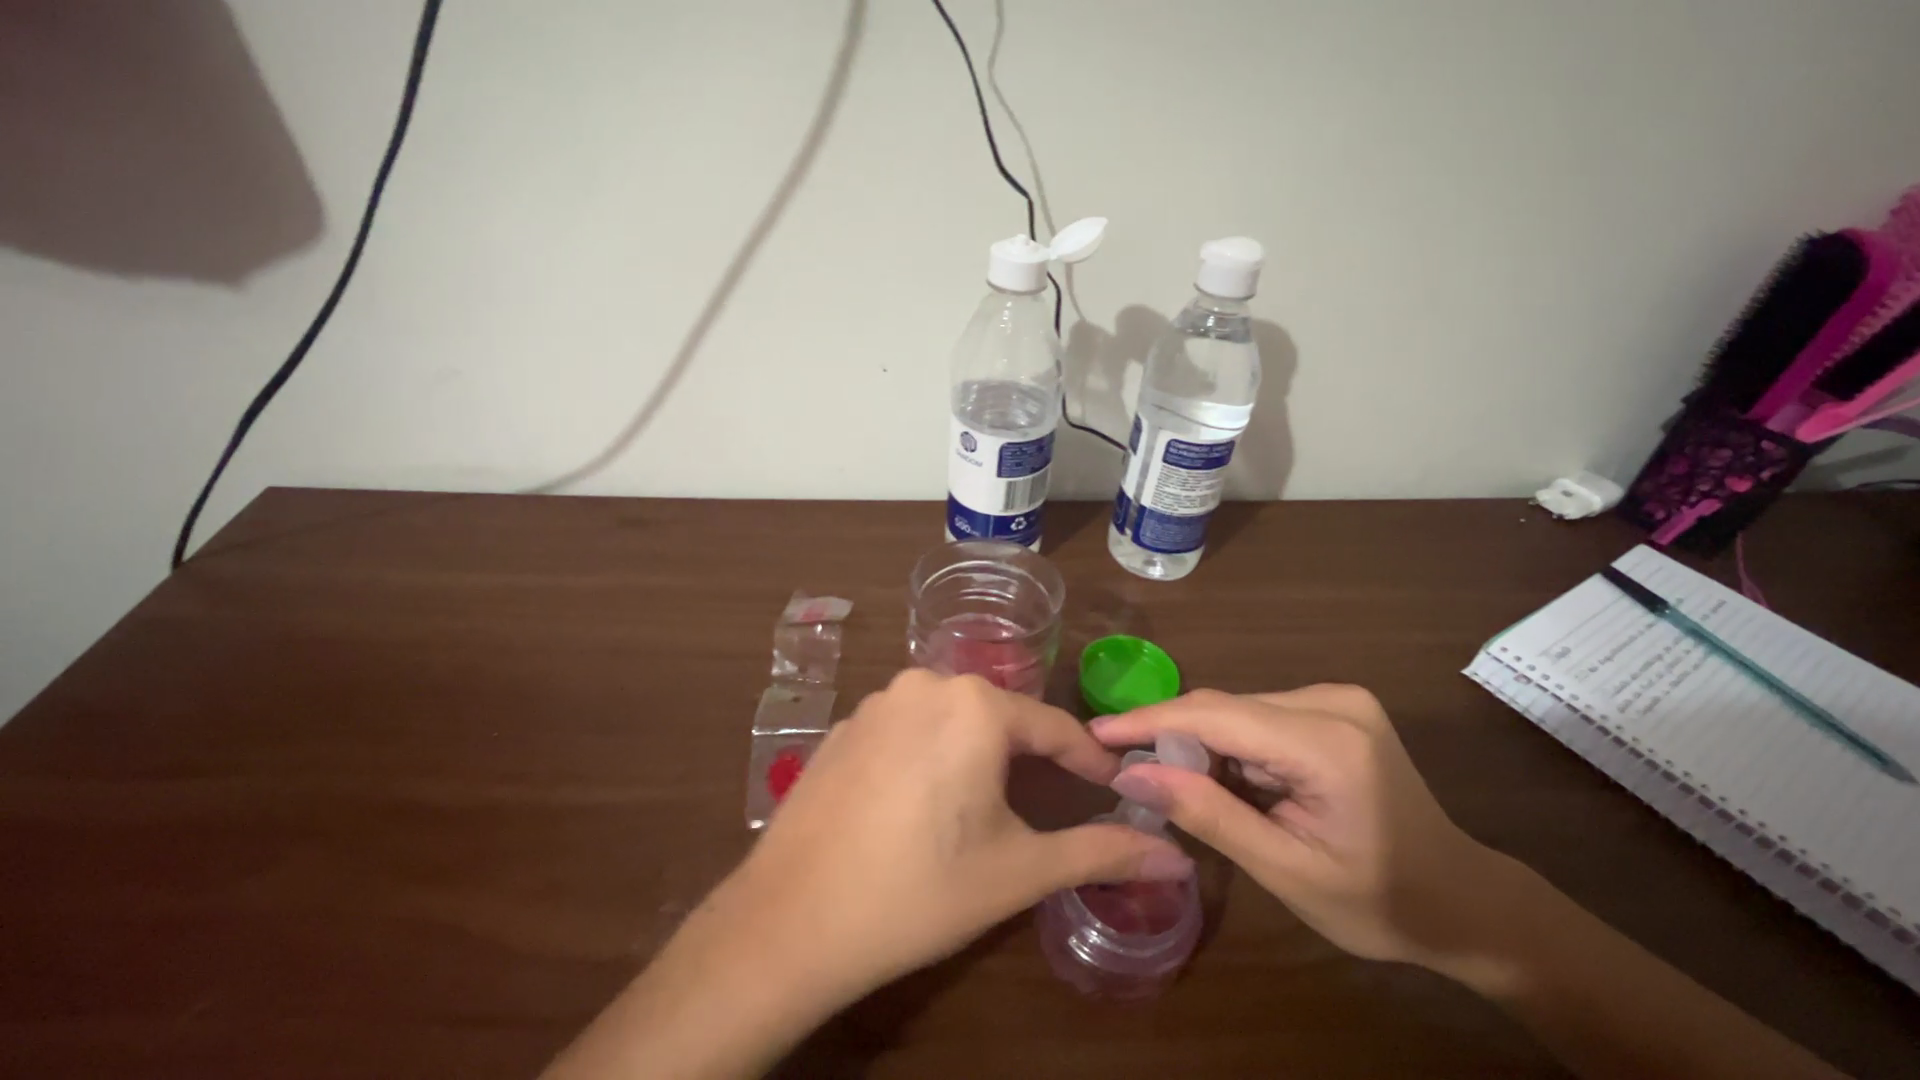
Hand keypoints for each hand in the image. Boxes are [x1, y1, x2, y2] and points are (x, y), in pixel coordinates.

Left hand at [724, 670, 1192, 998]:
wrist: (790, 921)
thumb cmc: (919, 891)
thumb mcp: (1019, 871)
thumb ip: (1101, 852)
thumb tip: (1175, 853)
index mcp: (975, 706)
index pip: (1055, 728)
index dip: (1090, 762)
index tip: (1116, 789)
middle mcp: (924, 685)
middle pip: (1001, 718)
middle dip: (1033, 758)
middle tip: (1057, 801)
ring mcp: (875, 703)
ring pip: (952, 721)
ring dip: (980, 756)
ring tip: (995, 805)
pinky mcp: (841, 729)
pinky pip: (908, 732)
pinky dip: (931, 758)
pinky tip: (926, 805)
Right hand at [1090, 684, 1506, 969]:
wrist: (1461, 902)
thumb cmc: (1377, 902)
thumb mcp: (1284, 869)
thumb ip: (1207, 813)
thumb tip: (1131, 775)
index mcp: (1327, 742)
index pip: (1215, 713)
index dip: (1148, 721)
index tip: (1092, 736)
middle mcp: (1333, 701)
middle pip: (1224, 707)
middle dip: (1170, 736)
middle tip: (1120, 772)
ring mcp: (1339, 700)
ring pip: (1237, 710)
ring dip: (1199, 744)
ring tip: (1165, 784)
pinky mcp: (1336, 709)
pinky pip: (1260, 718)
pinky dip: (1229, 747)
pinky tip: (1217, 781)